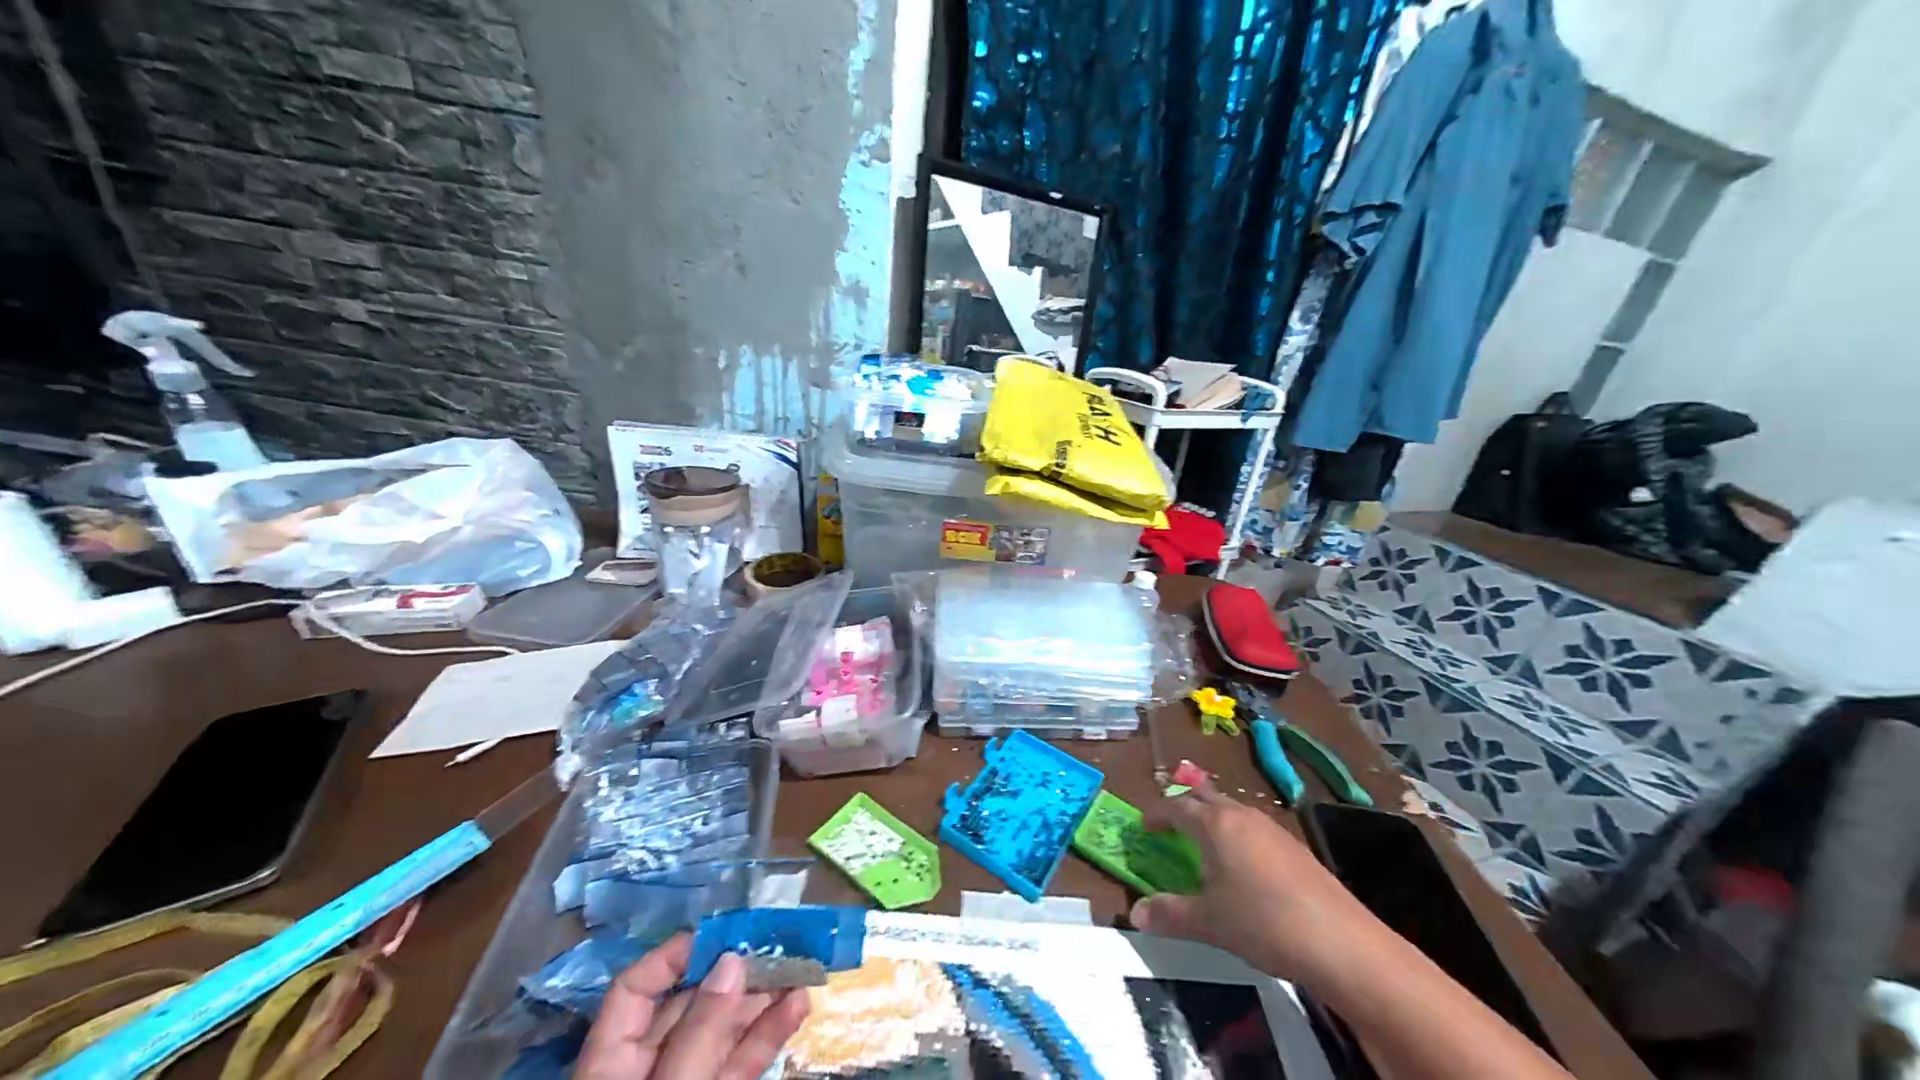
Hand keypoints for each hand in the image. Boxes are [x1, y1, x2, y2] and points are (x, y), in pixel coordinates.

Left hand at [576, 933, 811, 1079]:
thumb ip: (698, 1037)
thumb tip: (731, 961)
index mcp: (609, 1069)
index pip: (634, 993)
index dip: (675, 957)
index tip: (725, 932)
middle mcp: (645, 1074)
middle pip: (688, 1007)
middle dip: (735, 973)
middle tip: (781, 944)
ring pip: (722, 1034)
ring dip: (762, 1000)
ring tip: (802, 969)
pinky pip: (741, 1066)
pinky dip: (768, 1038)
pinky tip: (796, 1010)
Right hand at [1129, 778, 1366, 985]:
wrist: (1342, 943)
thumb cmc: (1262, 923)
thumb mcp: (1208, 922)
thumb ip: (1169, 914)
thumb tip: (1136, 914)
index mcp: (1214, 824)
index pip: (1175, 806)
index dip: (1156, 814)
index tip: (1144, 827)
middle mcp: (1241, 816)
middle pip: (1205, 797)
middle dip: (1184, 807)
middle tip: (1170, 826)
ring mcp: (1272, 829)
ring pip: (1232, 811)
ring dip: (1212, 820)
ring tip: (1202, 845)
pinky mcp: (1295, 847)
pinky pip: (1253, 829)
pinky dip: (1236, 836)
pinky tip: (1242, 867)